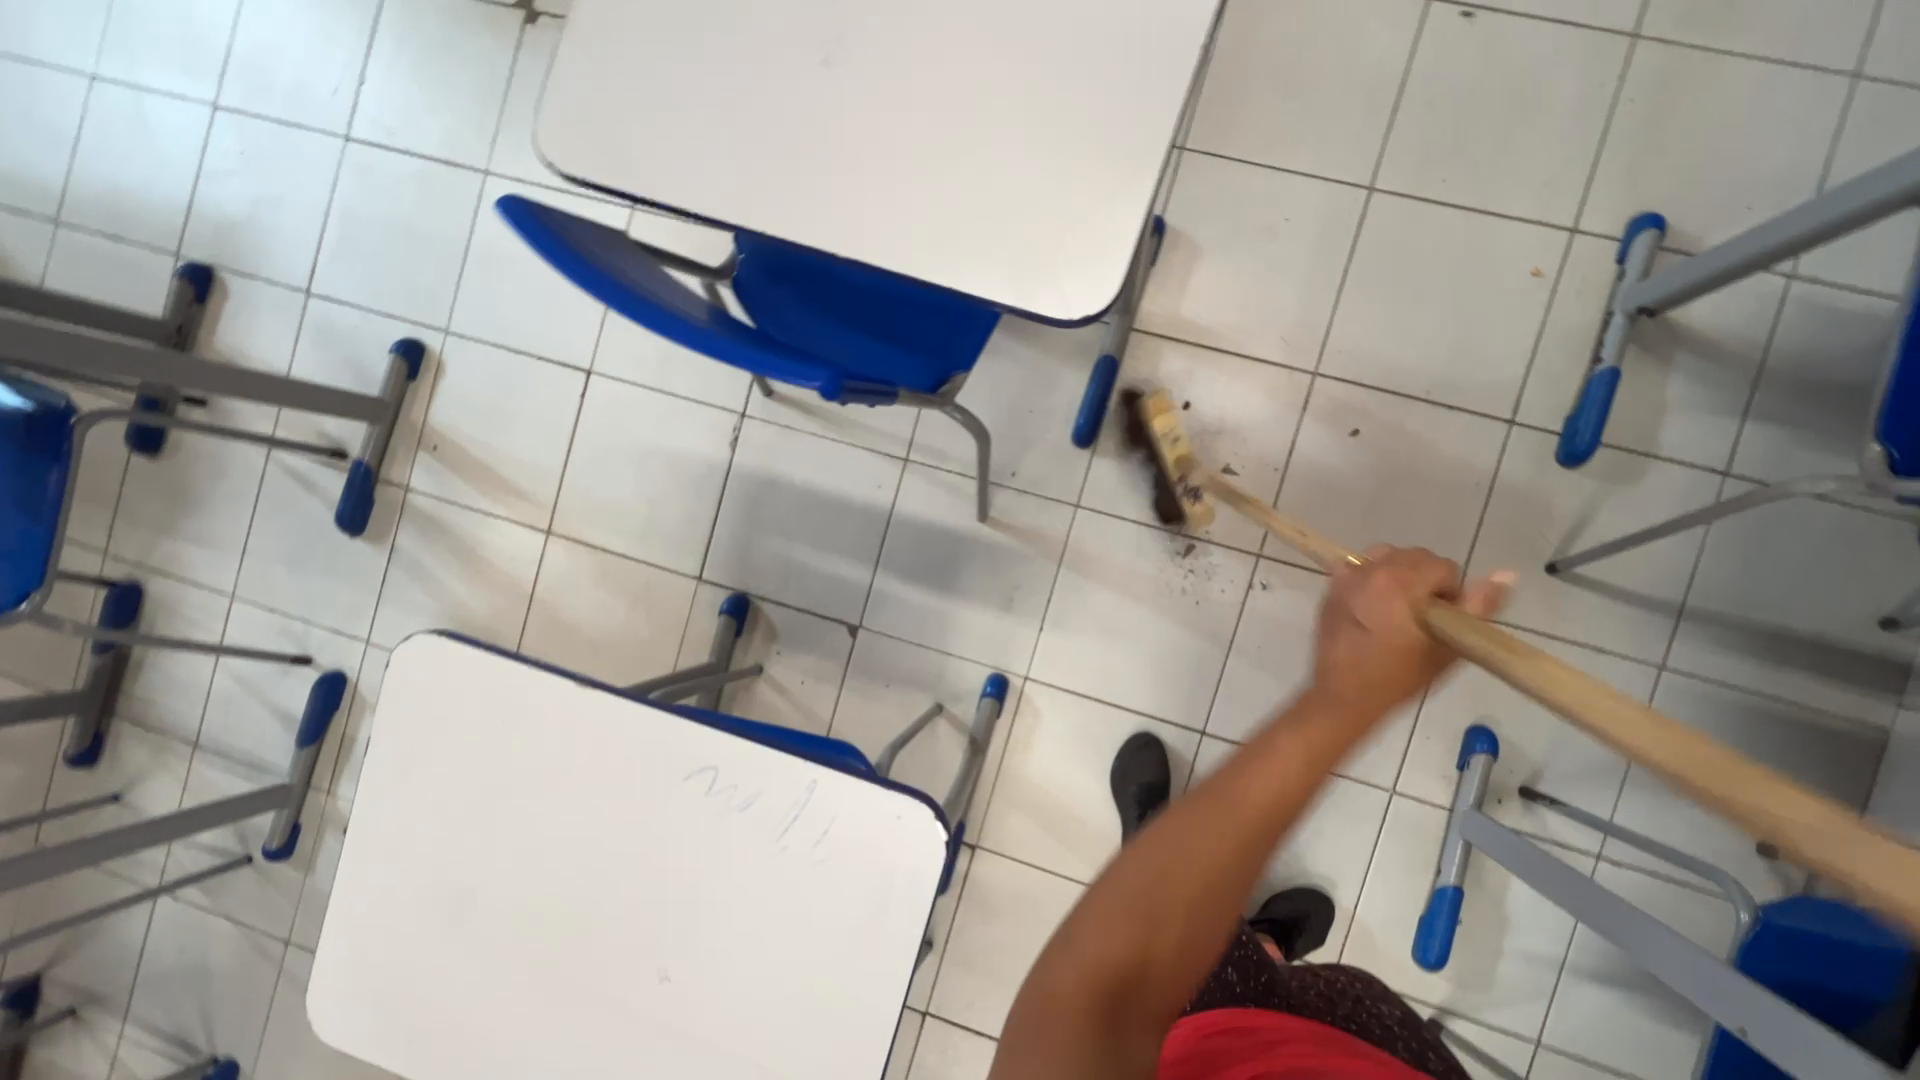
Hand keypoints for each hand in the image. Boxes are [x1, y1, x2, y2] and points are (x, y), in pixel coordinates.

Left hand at [1310, 546, 1512, 718]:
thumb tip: (1508, 574)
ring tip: (1400, 607)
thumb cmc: (1399, 675)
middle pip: (1415, 556)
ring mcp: (1348, 577)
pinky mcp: (1332, 588)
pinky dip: (1371, 577)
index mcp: (1403, 580)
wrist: (1345, 693)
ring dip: (1399, 573)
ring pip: (1386, 556)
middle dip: (1426, 579)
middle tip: (1423, 615)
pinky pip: (1359, 567)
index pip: (1445, 567)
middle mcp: (1374, 570)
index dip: (1451, 593)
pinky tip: (1374, 604)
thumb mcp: (1447, 647)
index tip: (1442, 619)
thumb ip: (1477, 607)